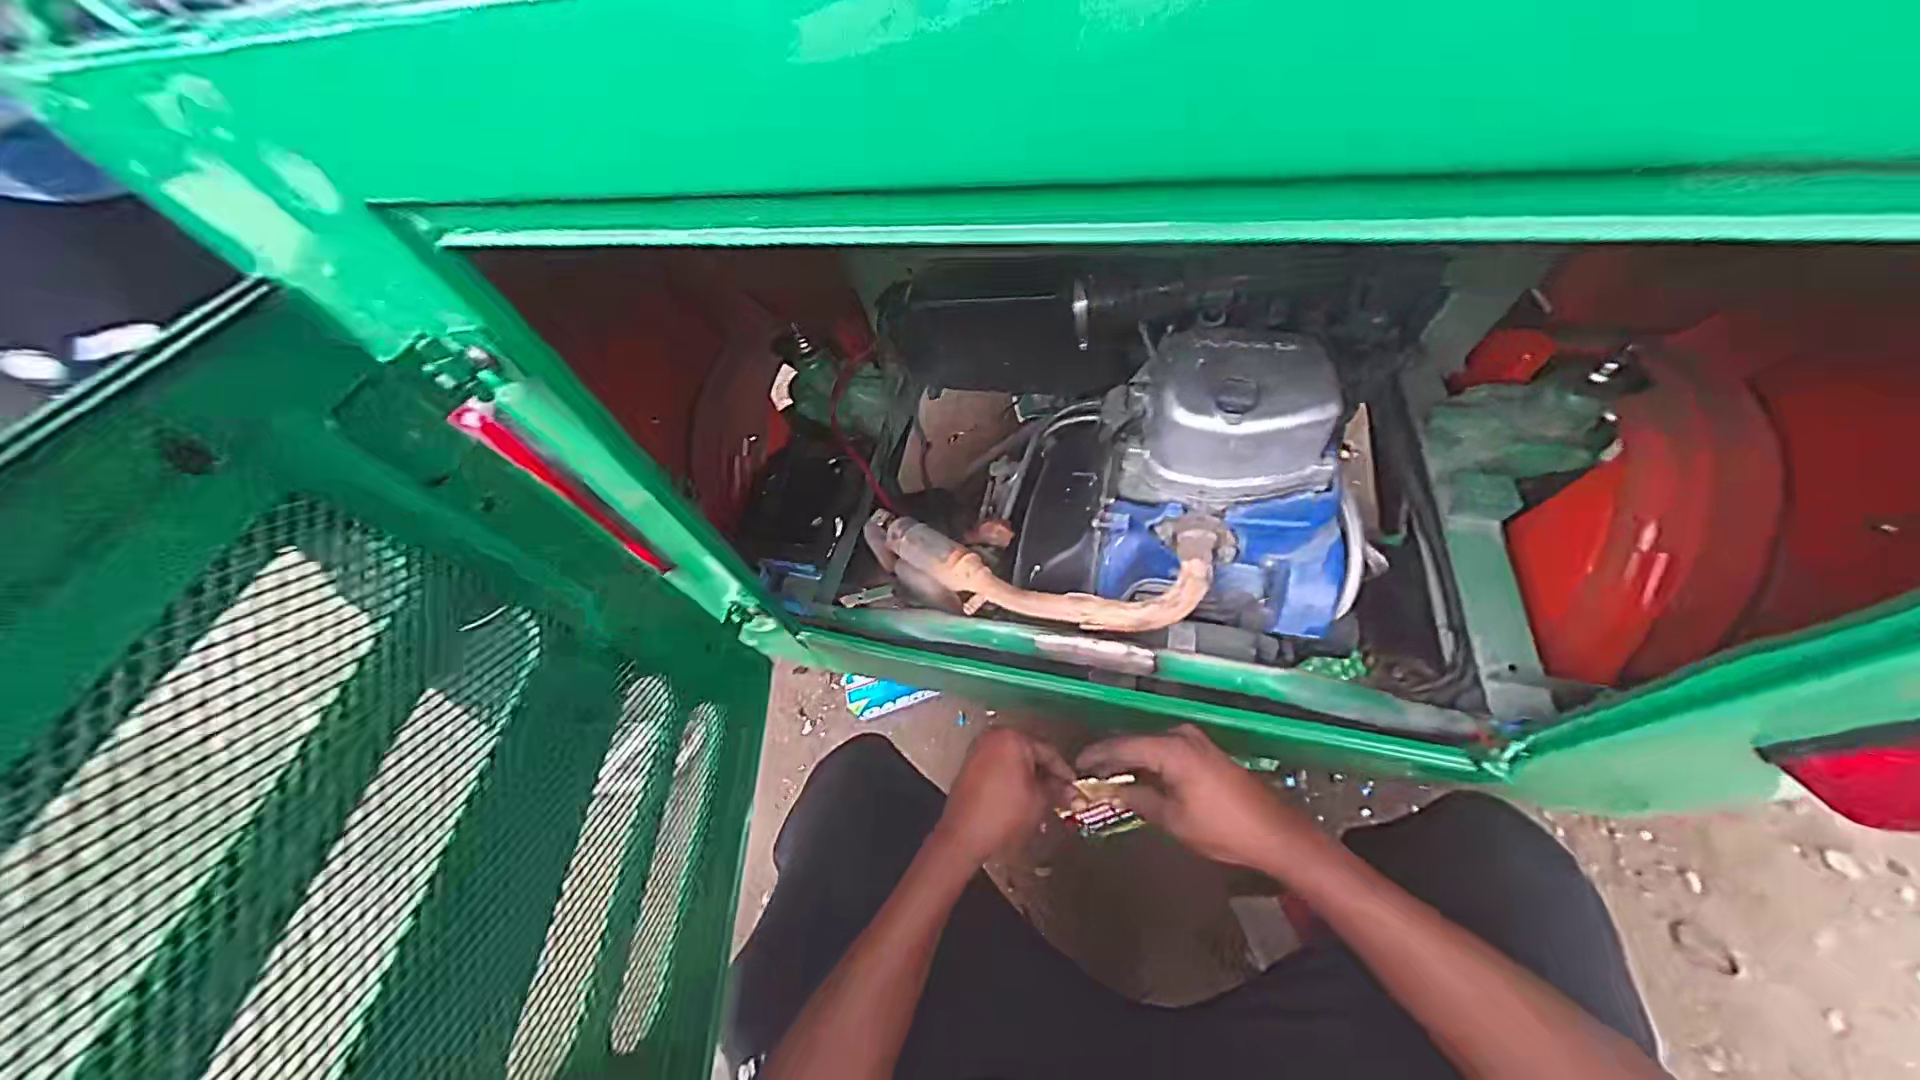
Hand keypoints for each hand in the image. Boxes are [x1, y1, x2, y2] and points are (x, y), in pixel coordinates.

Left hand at [933, 728, 1076, 865]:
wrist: (963, 835)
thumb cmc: (1005, 813)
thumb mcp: (1038, 800)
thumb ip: (1056, 789)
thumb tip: (1072, 790)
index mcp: (1012, 738)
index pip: (1047, 751)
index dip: (1063, 770)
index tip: (1075, 786)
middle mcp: (993, 736)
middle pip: (1028, 751)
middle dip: (1045, 771)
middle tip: (1061, 791)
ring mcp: (978, 749)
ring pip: (1012, 758)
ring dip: (1028, 774)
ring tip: (1043, 795)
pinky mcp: (969, 764)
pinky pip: (997, 764)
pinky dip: (1011, 775)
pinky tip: (1021, 793)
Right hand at [1076, 724, 1330, 872]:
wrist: (1276, 834)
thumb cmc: (1222, 829)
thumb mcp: (1172, 818)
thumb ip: (1137, 798)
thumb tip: (1110, 791)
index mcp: (1171, 748)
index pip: (1121, 745)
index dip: (1096, 756)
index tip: (1076, 766)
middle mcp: (1181, 735)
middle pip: (1134, 740)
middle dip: (1110, 757)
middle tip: (1088, 774)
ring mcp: (1195, 740)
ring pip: (1150, 744)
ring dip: (1130, 759)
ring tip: (1108, 777)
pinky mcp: (1204, 750)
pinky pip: (1165, 749)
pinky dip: (1149, 761)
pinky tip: (1138, 775)